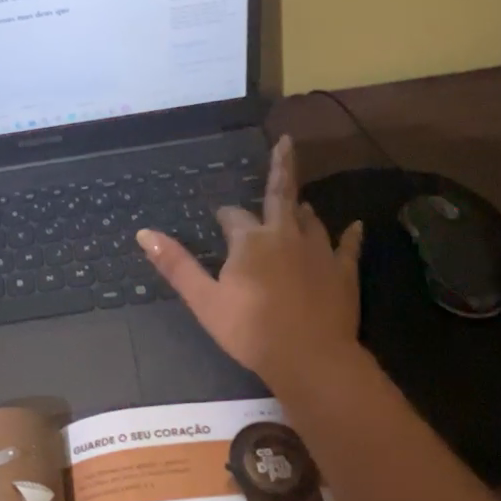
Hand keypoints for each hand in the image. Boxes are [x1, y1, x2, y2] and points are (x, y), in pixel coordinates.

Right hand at [136, 136, 363, 386]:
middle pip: (282, 194)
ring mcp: (319, 251)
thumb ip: (177, 265)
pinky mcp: (343, 271)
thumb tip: (144, 233)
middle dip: (281, 168)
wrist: (310, 358)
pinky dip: (350, 235)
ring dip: (301, 209)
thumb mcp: (204, 301)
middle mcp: (286, 235)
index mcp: (250, 240)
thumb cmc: (251, 331)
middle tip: (285, 143)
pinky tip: (356, 226)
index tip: (220, 221)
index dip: (225, 217)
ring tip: (298, 204)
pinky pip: (348, 245)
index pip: (233, 216)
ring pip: (311, 219)